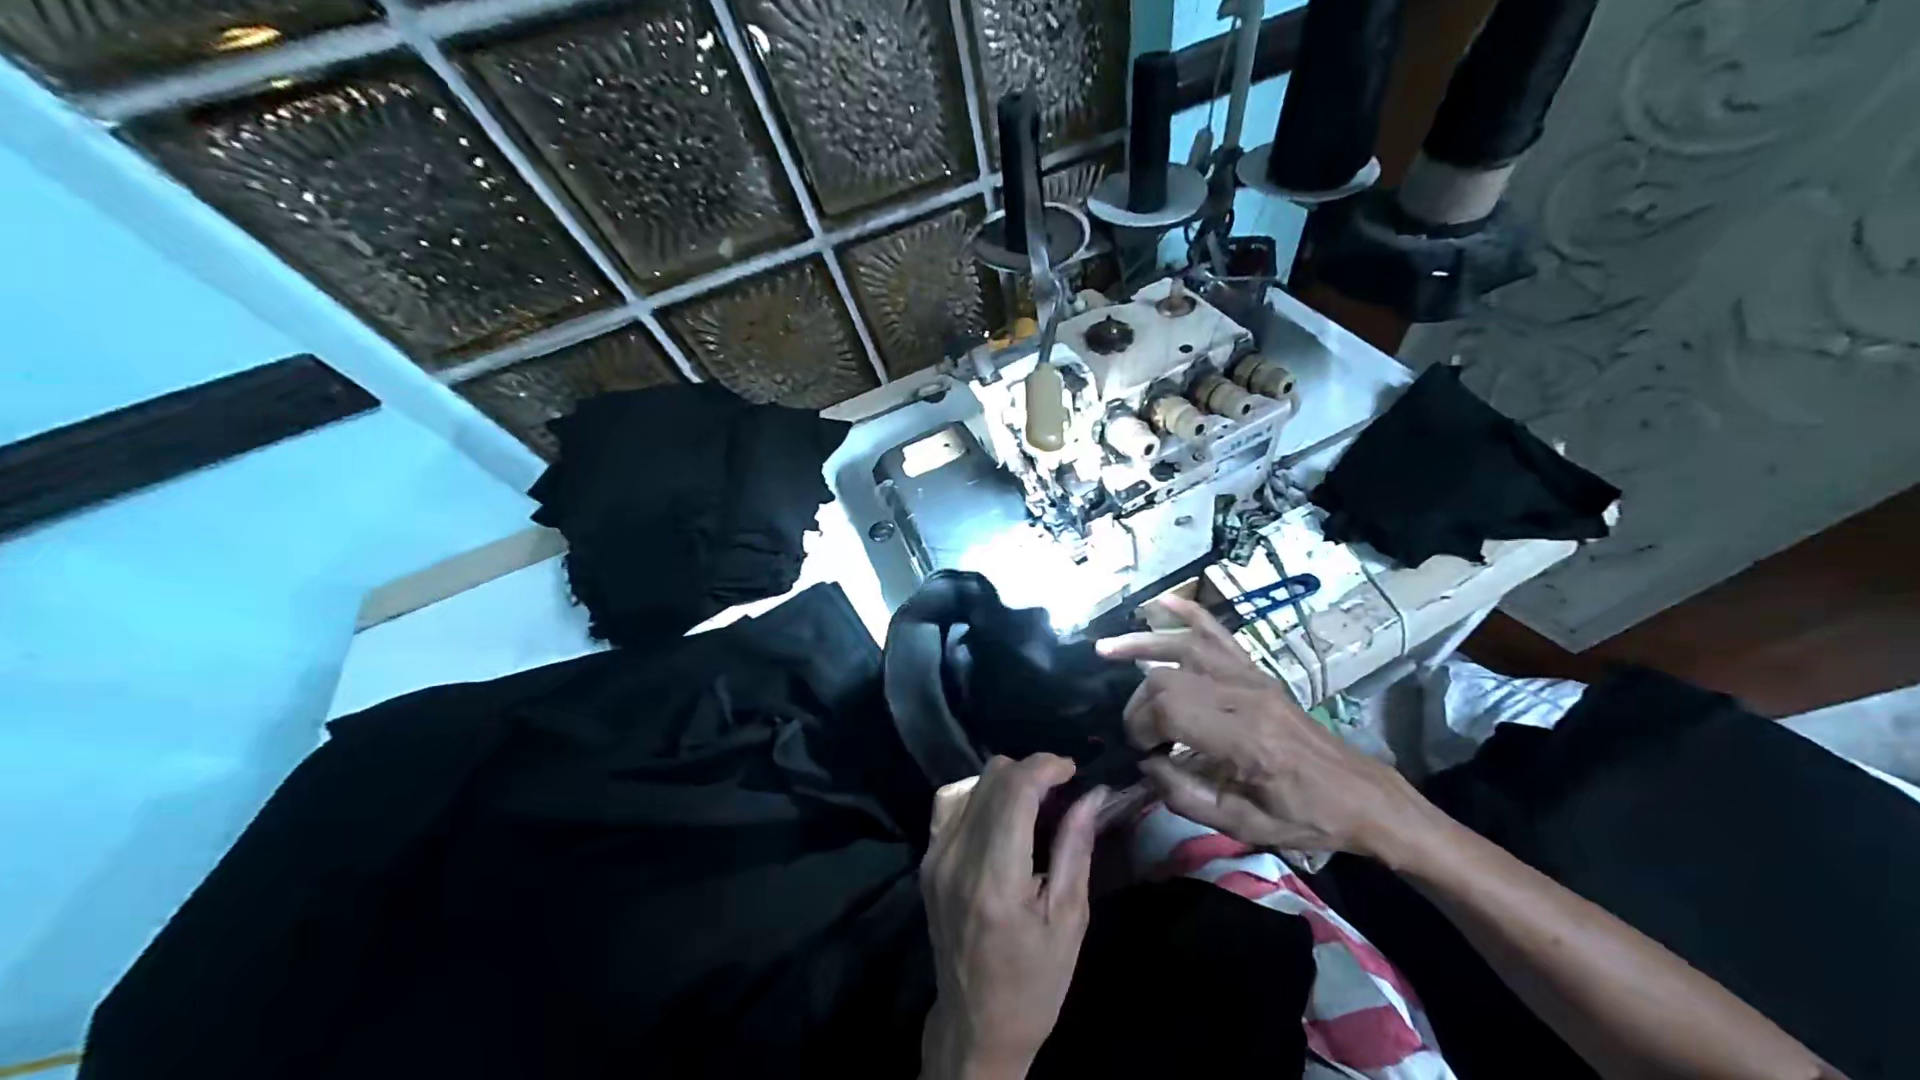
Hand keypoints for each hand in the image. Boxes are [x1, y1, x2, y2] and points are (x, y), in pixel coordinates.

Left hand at [920, 755, 1105, 1079]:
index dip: (1046, 765)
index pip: (1014, 789)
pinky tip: (1002, 815)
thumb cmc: (1034, 984)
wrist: (975, 1025)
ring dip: (1008, 781)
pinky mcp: (926, 860)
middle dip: (1032, 771)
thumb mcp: (1069, 921)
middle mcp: (956, 857)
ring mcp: (934, 856)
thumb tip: (1091, 794)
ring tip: (1036, 805)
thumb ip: (1076, 848)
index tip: (1073, 771)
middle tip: (1063, 792)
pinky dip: (981, 795)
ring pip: (971, 783)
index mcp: (994, 877)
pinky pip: (952, 802)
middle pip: (992, 777)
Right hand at [1095, 595, 1433, 858]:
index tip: (1142, 752)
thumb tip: (1146, 764)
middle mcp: (1245, 696)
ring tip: (1106, 650)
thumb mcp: (1244, 826)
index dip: (1141, 726)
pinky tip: (1161, 602)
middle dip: (1138, 702)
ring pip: (1186, 646)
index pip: (1170, 709)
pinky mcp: (1257, 672)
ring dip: (1143, 645)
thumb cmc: (1305, 816)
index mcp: (1244, 738)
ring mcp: (1252, 678)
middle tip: (1136, 731)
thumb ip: (1185, 796)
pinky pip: (1219, 633)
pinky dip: (1189, 614)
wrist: (1361, 796)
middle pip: (1169, 678)